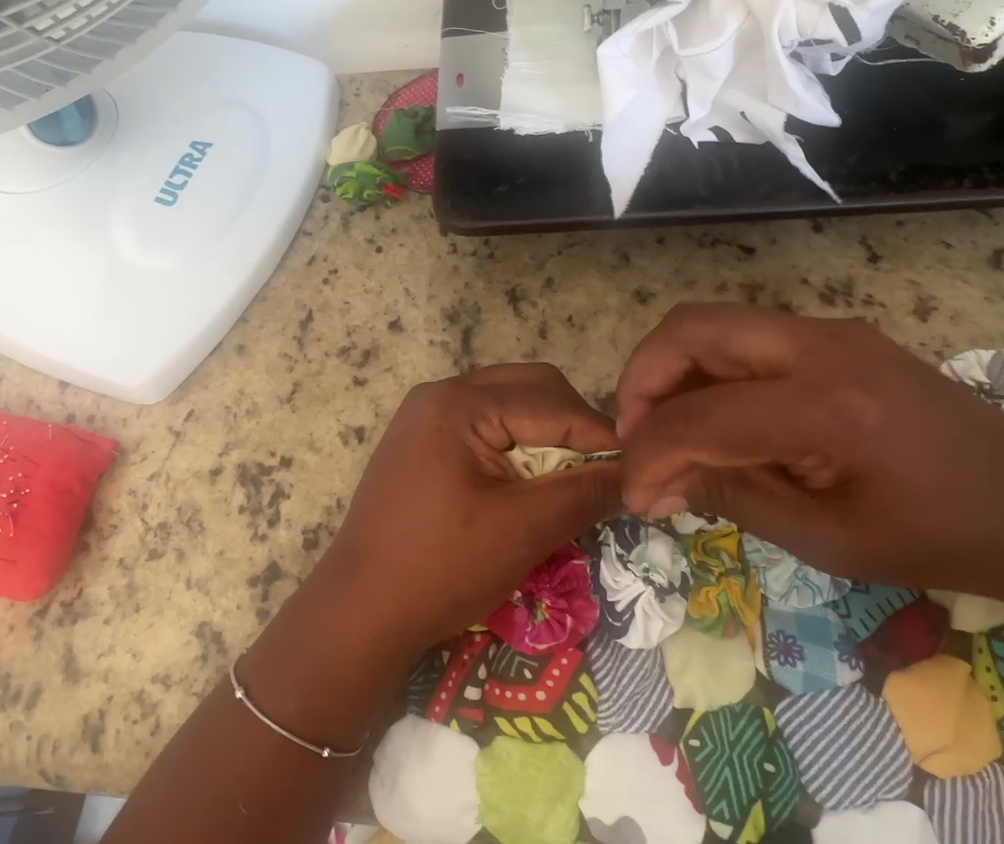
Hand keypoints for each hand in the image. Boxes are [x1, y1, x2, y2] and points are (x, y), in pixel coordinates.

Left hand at [307, 363, 621, 658]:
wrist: (359, 614)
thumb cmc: (441, 568)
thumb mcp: (523, 529)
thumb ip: (585, 493)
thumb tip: (639, 474)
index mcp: (459, 403)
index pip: (553, 404)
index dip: (603, 437)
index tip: (644, 467)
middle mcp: (440, 395)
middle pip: (530, 389)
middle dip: (575, 426)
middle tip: (606, 472)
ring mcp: (425, 418)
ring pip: (509, 406)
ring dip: (548, 434)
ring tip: (575, 479)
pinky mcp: (421, 444)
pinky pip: (485, 427)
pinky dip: (518, 446)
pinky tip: (534, 482)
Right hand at [614, 303, 1003, 594]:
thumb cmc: (937, 538)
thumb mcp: (825, 540)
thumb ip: (732, 496)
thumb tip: (656, 483)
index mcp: (825, 409)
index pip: (697, 416)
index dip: (647, 455)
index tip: (632, 496)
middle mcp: (822, 346)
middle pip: (691, 328)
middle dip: (642, 382)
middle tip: (634, 440)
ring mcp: (832, 331)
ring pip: (713, 324)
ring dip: (672, 372)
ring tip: (666, 434)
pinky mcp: (837, 336)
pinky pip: (746, 338)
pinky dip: (709, 371)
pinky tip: (715, 422)